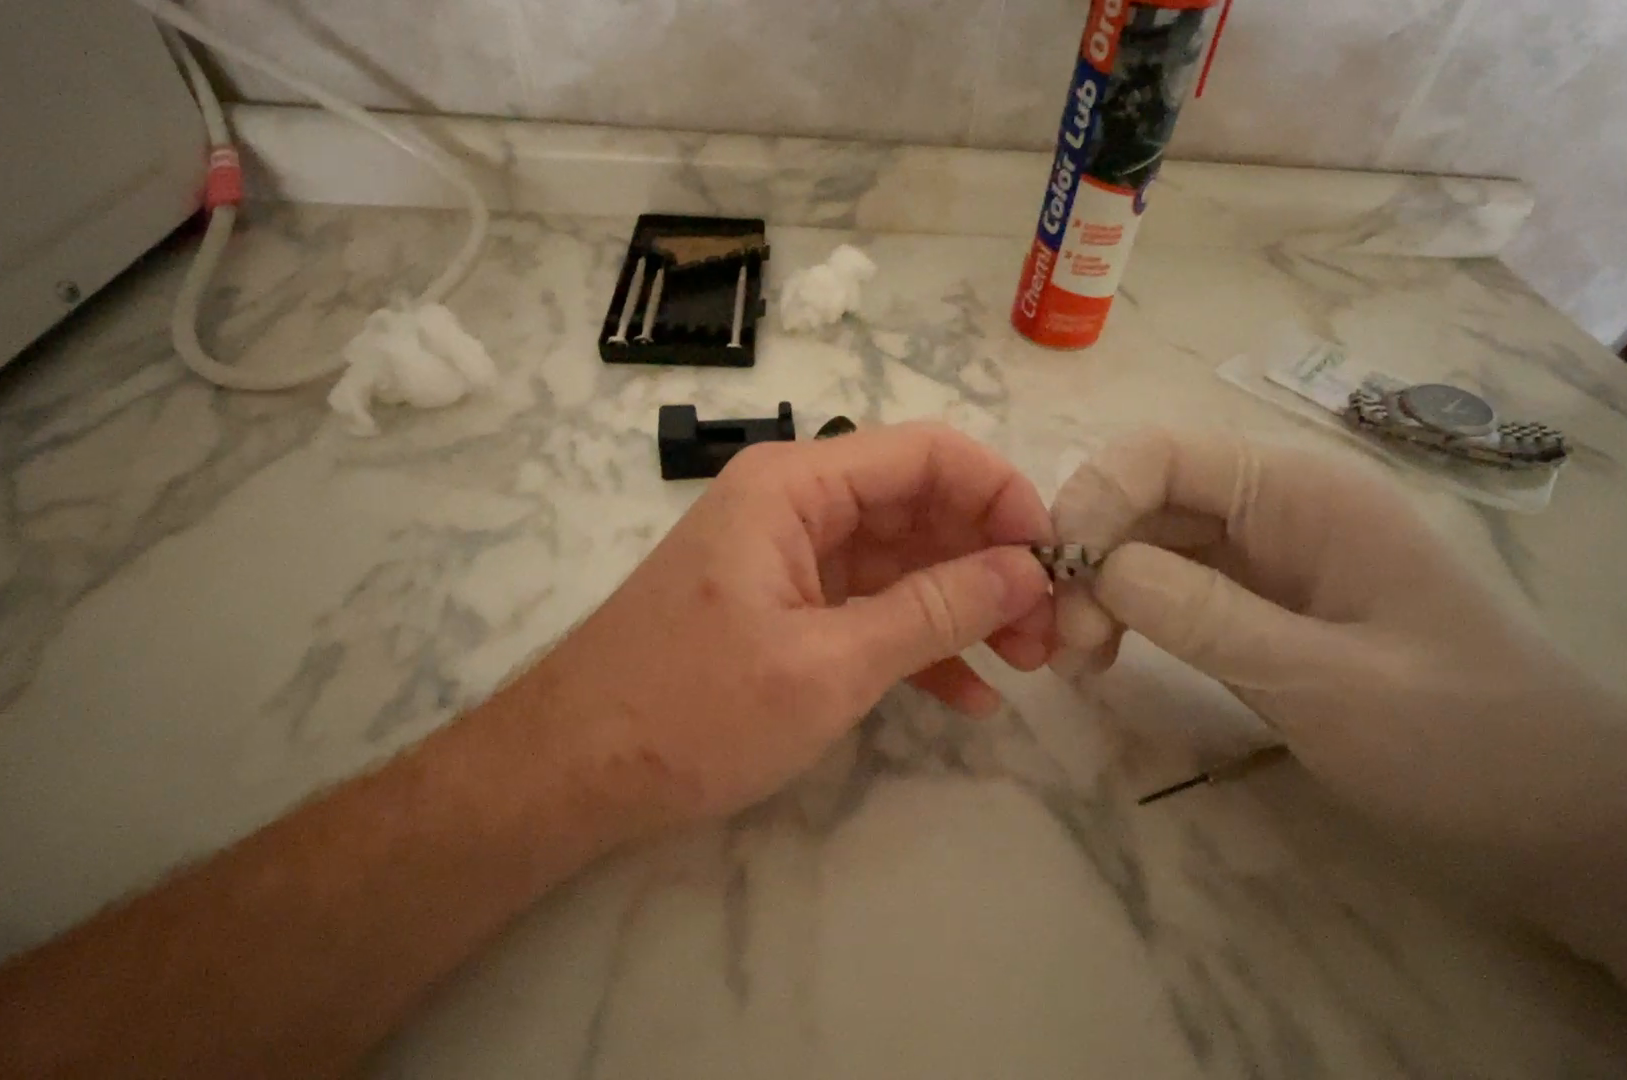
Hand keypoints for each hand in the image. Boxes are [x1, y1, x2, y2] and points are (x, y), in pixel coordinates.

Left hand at [517, 422, 1054, 842]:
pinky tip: (968, 695)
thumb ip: (936, 610)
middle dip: (991, 563)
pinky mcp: (784, 610)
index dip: (1003, 496)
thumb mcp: (830, 664)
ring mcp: (789, 559)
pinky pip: (868, 609)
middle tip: (1048, 632)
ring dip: (965, 608)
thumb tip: (1029, 571)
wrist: (571, 774)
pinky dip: (918, 644)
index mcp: (796, 485)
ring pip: (902, 562)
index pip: (929, 455)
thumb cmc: (693, 711)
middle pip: (921, 508)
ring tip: (1025, 663)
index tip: (1055, 561)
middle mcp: (795, 505)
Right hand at [1050, 428, 1626, 846]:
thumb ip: (1207, 616)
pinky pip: (1164, 591)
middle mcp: (1274, 509)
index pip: (1163, 455)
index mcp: (1304, 494)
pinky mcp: (1253, 606)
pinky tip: (1104, 662)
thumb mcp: (1327, 682)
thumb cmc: (1462, 739)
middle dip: (1087, 559)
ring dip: (1096, 593)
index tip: (1057, 579)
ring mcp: (1262, 559)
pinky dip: (1122, 618)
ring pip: (1143, 547)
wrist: (1558, 812)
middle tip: (1064, 644)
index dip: (1093, 498)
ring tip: (1078, 663)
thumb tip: (1098, 568)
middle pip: (1142, 500)